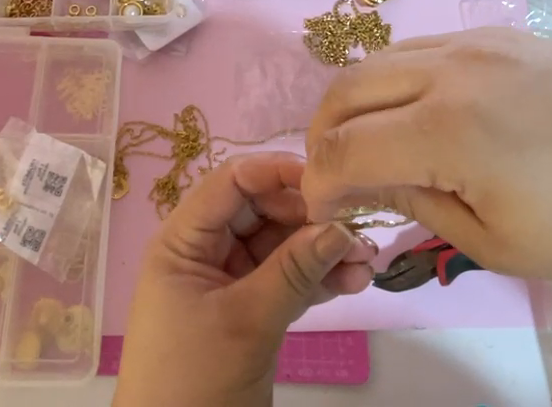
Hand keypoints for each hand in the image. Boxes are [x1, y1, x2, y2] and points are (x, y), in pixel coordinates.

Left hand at [114, 153, 378, 406]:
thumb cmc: (192, 380)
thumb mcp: (244, 321)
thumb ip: (293, 270)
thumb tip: (341, 227)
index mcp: (184, 239)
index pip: (232, 182)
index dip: (277, 172)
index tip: (327, 179)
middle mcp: (205, 251)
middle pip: (262, 211)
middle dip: (309, 218)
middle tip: (357, 230)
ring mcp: (229, 282)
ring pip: (280, 247)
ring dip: (321, 250)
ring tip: (367, 261)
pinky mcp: (249, 312)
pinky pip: (287, 280)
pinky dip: (318, 279)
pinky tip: (352, 280)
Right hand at [302, 28, 551, 292]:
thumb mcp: (496, 244)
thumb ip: (416, 203)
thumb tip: (364, 183)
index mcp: (448, 129)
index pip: (347, 149)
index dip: (321, 183)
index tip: (322, 210)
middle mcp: (452, 68)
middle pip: (349, 87)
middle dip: (323, 132)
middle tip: (332, 173)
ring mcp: (480, 40)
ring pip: (382, 57)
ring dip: (358, 100)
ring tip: (367, 140)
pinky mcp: (505, 33)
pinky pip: (426, 47)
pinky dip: (400, 77)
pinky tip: (418, 111)